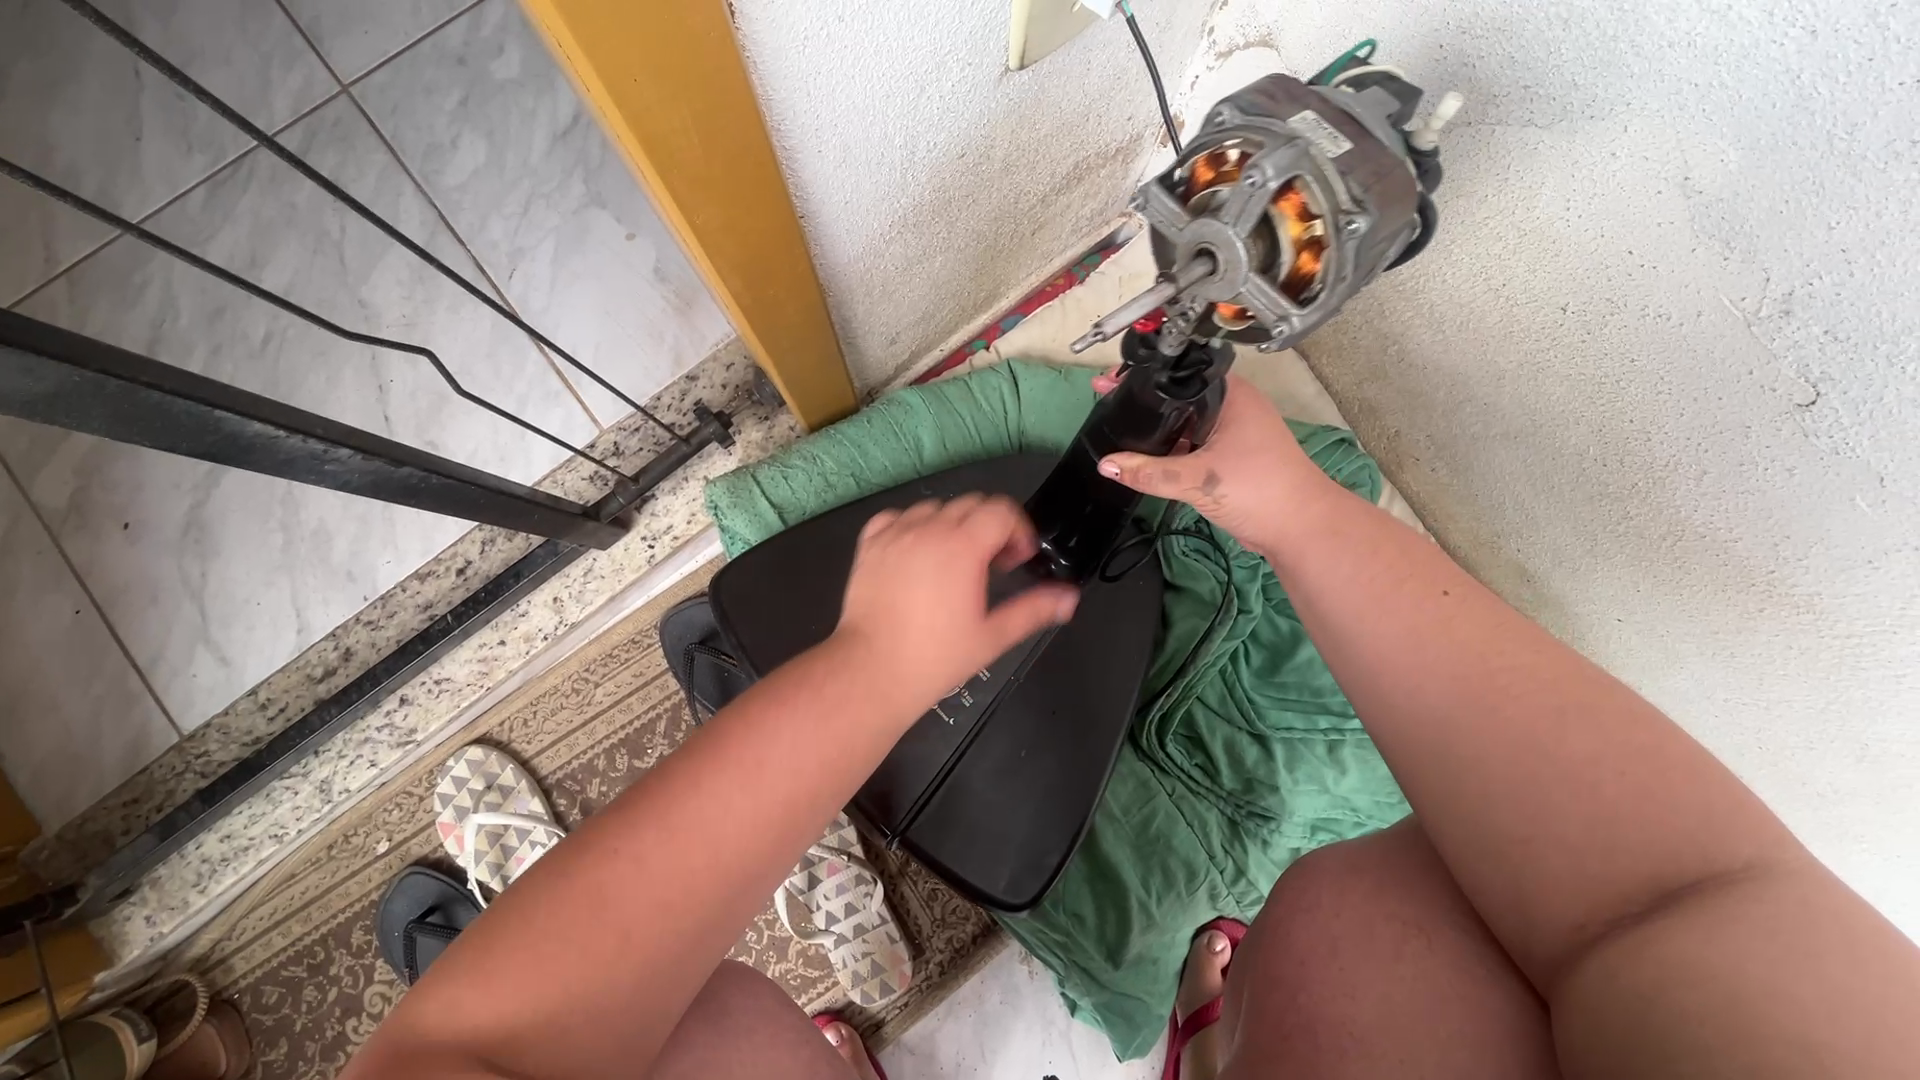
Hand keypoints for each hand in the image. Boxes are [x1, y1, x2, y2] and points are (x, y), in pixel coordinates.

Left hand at [830, 495, 1079, 718]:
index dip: (1018, 530)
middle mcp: (929, 530)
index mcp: (963, 546)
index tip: (1016, 560)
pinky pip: (897, 516)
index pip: (1001, 510)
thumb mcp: (993, 636)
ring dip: (953, 525)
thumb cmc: (934, 657)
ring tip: (955, 561)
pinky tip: (919, 553)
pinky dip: (913, 526)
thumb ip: (1034, 610)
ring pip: (935, 507)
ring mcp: (896, 534)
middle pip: (971, 503)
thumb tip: (1069, 598)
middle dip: (990, 527)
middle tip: (992, 565)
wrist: (872, 670)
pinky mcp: (870, 545)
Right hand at [1092, 370, 1320, 551]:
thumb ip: (1149, 472)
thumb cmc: (1259, 490)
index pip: (1179, 374)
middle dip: (1144, 403)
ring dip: (1157, 429)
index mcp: (1231, 396)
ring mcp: (1231, 433)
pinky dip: (1169, 450)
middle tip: (1105, 403)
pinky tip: (1144, 456)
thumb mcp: (1197, 479)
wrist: (1300, 529)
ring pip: (1184, 424)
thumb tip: (1106, 465)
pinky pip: (1191, 446)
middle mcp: (1232, 408)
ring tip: (1119, 429)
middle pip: (1178, 398)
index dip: (1142, 377)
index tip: (1108, 383)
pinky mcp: (1229, 457)